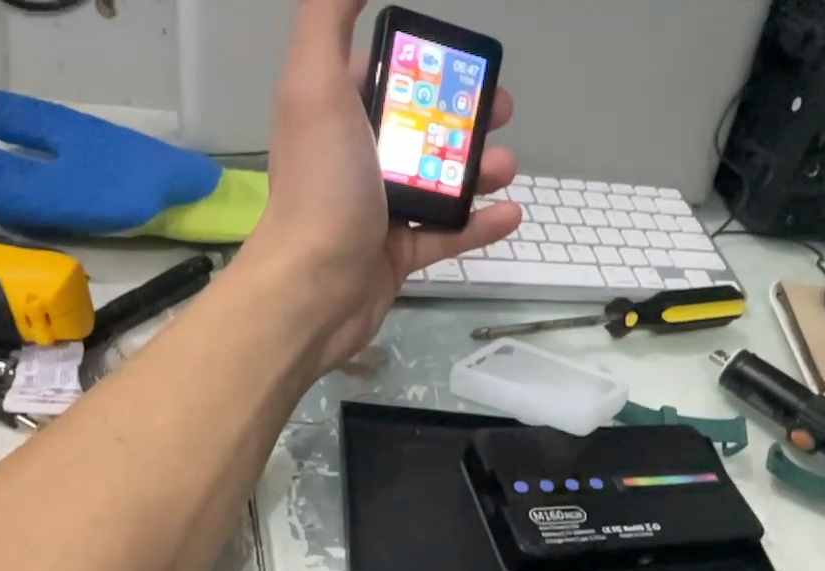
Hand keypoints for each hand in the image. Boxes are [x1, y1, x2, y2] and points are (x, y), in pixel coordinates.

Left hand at [236, 0, 520, 372]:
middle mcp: (356, 160)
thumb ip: (330, 18)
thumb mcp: (316, 83)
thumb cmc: (321, 185)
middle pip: (421, 129)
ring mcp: (378, 212)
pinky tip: (512, 214)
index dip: (429, 67)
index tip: (468, 64)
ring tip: (507, 168)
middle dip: (465, 119)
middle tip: (503, 113)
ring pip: (438, 184)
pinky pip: (445, 237)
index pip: (387, 78)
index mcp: (337, 114)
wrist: (313, 290)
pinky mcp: (396, 257)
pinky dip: (479, 226)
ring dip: (478, 172)